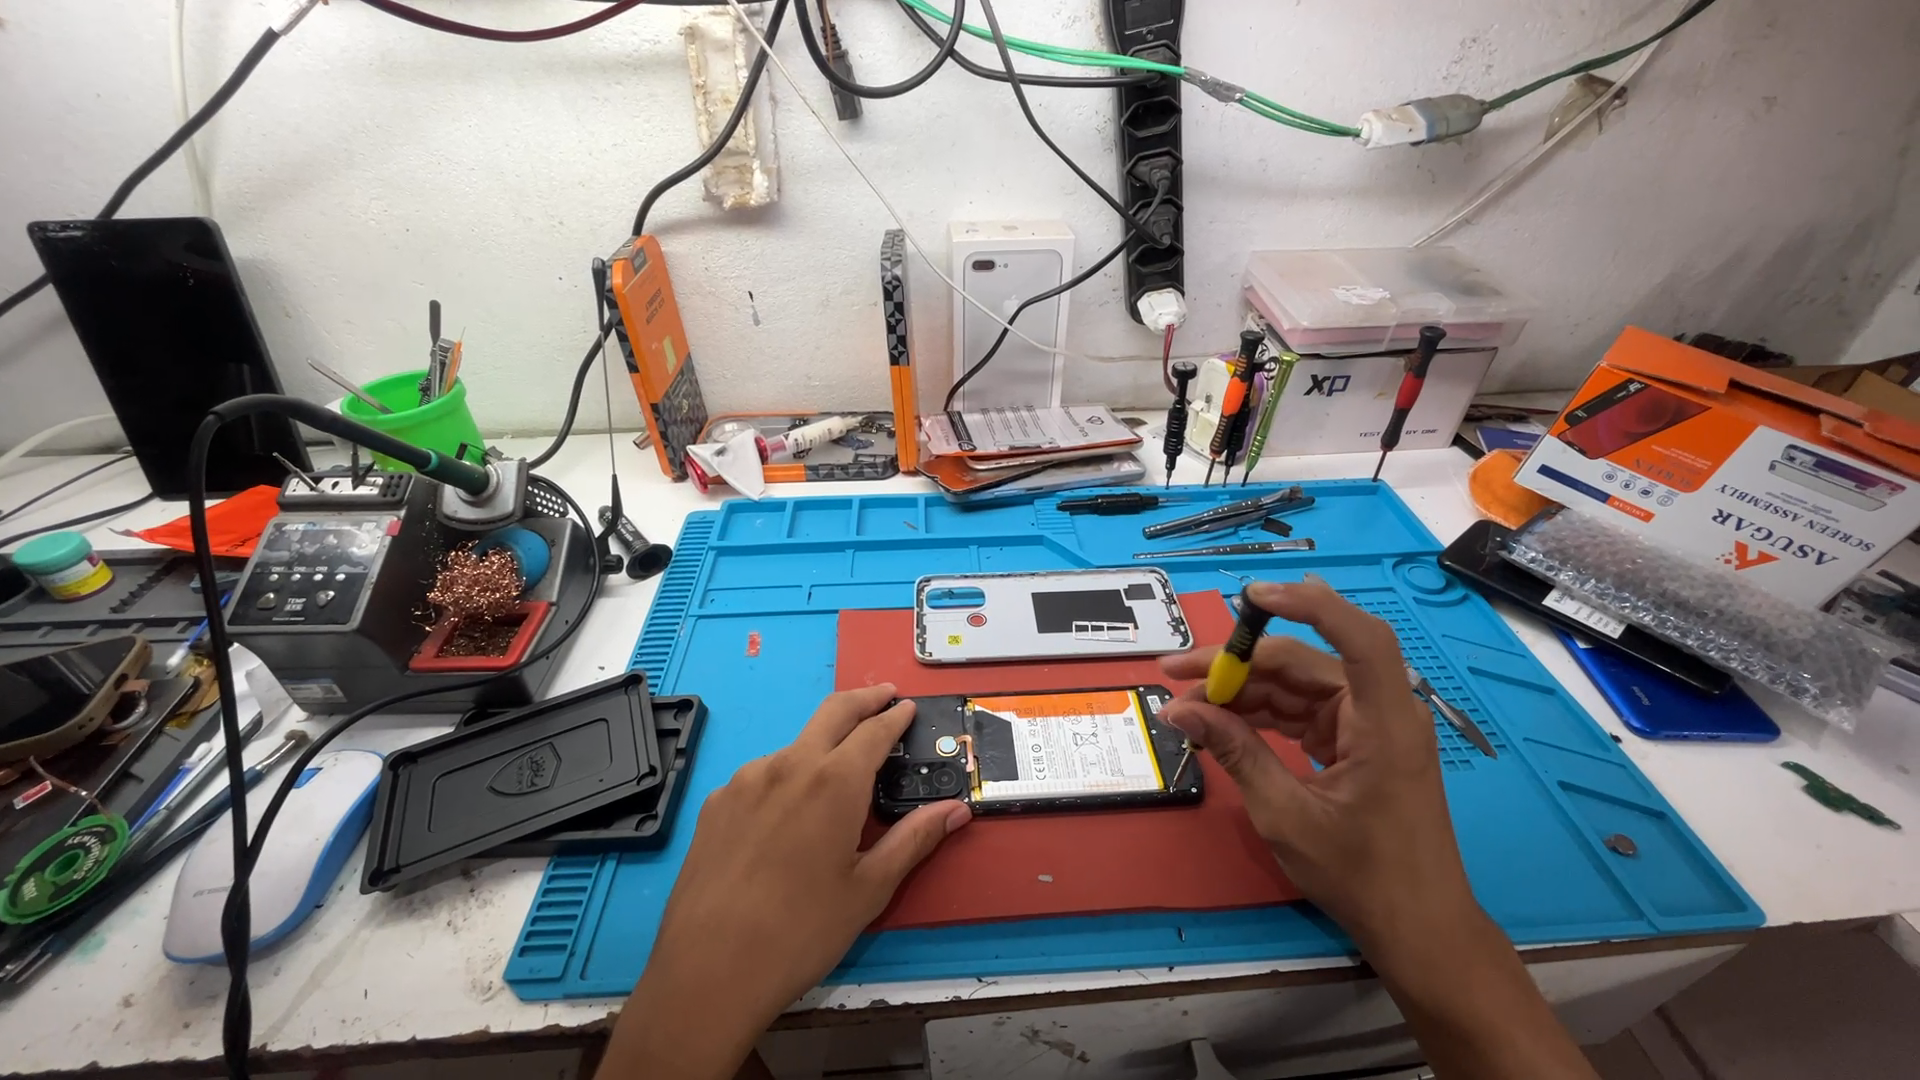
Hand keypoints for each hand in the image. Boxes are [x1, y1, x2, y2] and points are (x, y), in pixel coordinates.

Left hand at [608, 685, 970, 1079]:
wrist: (707, 970)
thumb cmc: (802, 931)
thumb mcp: (870, 888)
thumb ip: (914, 839)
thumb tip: (956, 810)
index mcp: (834, 781)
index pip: (874, 730)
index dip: (894, 716)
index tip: (906, 707)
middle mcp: (789, 765)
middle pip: (832, 712)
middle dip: (863, 699)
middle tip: (883, 696)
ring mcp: (745, 780)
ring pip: (794, 746)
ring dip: (821, 745)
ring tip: (835, 776)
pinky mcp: (716, 803)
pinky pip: (761, 776)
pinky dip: (786, 777)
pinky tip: (786, 817)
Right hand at [1158, 582, 1477, 963]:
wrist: (1417, 929)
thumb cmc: (1361, 876)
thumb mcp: (1286, 815)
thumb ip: (1235, 752)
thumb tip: (1180, 710)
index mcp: (1384, 722)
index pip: (1359, 637)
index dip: (1308, 605)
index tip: (1250, 598)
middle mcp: (1380, 710)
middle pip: (1305, 661)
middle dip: (1238, 662)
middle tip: (1176, 672)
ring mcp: (1367, 725)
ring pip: (1296, 684)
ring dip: (1242, 689)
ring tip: (1186, 700)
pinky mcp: (1354, 742)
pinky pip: (1300, 710)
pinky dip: (1260, 713)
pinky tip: (1219, 719)